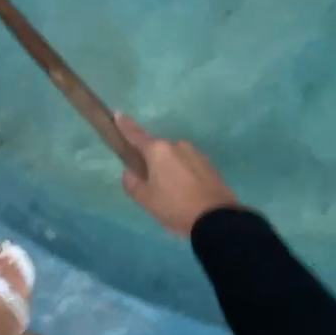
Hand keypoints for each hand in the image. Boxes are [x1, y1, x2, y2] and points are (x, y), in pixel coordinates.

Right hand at [116, 114, 239, 236]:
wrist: (217, 220)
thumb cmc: (174, 206)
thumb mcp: (144, 199)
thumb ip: (131, 182)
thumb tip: (131, 172)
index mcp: (158, 151)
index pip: (136, 134)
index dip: (125, 125)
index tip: (117, 114)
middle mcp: (177, 146)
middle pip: (157, 150)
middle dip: (151, 161)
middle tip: (150, 183)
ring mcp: (196, 155)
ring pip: (175, 159)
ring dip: (169, 169)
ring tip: (172, 193)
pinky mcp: (210, 166)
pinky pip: (189, 167)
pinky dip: (184, 176)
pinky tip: (186, 194)